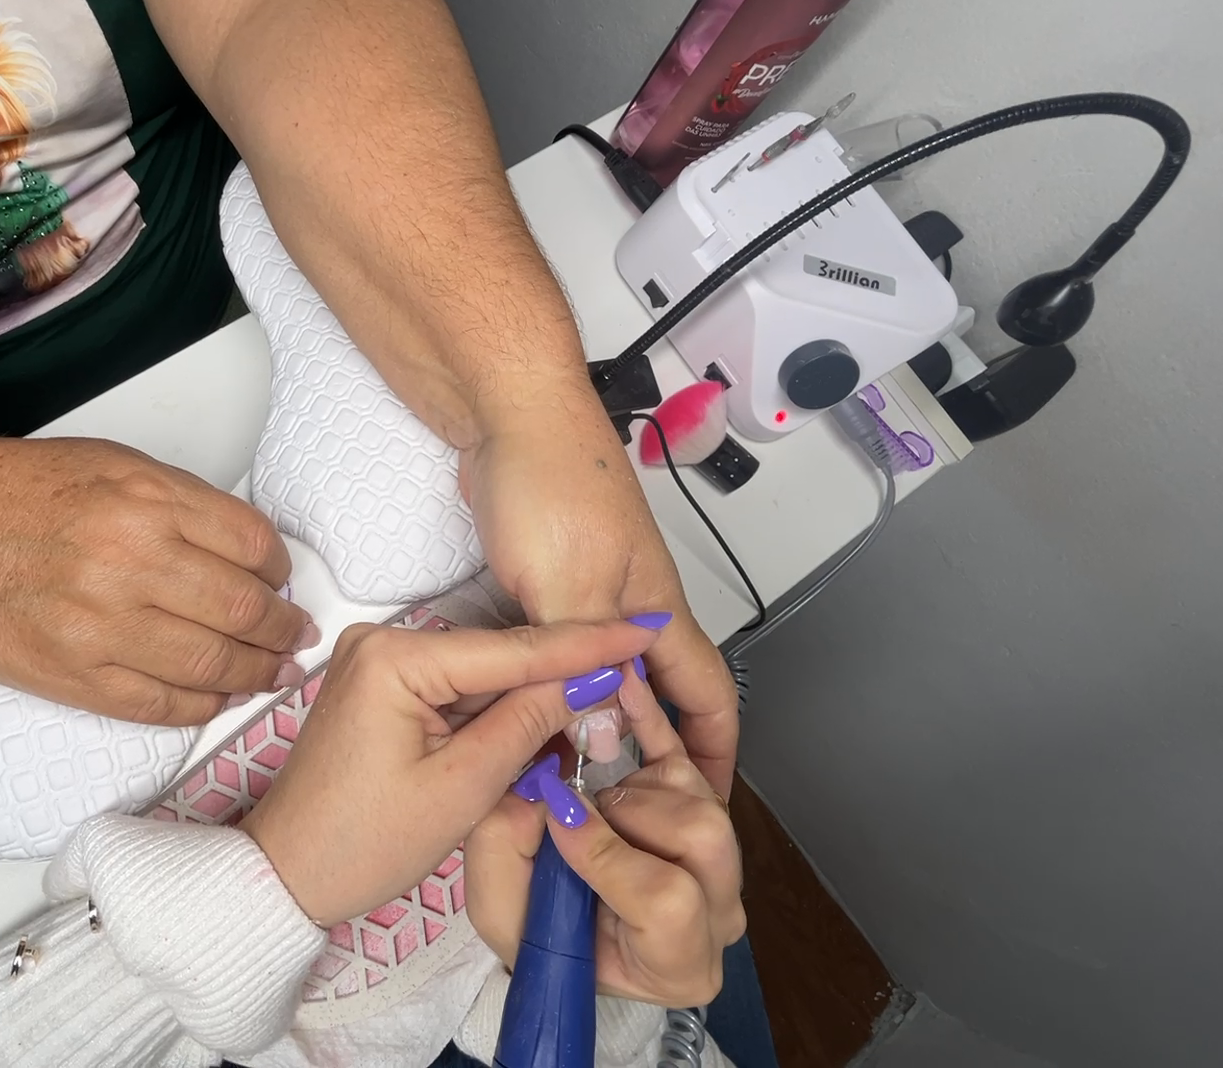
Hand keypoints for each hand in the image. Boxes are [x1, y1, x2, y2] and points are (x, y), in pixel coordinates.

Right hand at [0, 436, 316, 725]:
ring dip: (258, 674)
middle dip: (285, 630)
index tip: (284, 583)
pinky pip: (159, 706)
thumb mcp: (120, 469)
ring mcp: (100, 626)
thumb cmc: (28, 491)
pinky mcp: (72, 676)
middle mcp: (130, 562)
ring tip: (277, 673)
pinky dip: (202, 707)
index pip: (253, 545)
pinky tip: (221, 699)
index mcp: (149, 502)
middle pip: (244, 610)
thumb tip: (253, 559)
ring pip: (211, 665)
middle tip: (298, 638)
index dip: (282, 571)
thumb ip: (188, 507)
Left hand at [240, 617, 660, 925]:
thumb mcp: (460, 789)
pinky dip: (496, 703)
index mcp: (395, 659)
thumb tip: (587, 682)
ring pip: (479, 670)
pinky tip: (544, 710)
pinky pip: (454, 684)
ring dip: (533, 688)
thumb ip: (525, 725)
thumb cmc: (363, 843)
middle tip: (636, 665)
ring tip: (604, 692)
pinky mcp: (383, 681)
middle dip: (564, 668)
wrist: (289, 870)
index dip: (585, 641)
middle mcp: (383, 641)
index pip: (511, 648)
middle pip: (496, 654)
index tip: (645, 625)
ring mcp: (380, 658)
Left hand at [461, 407, 739, 794]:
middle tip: (616, 802)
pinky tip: (528, 704)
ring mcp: (586, 590)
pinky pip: (561, 647)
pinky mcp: (547, 577)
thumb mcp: (570, 584)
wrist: (509, 417)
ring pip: (601, 670)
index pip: (706, 693)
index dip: (713, 750)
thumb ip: (590, 661)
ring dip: (593, 715)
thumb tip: (609, 739)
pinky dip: (553, 680)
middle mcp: (629, 606)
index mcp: (655, 610)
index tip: (703, 804)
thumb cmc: (553, 487)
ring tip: (566, 768)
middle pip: (653, 690)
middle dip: (646, 746)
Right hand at [466, 667, 745, 1007]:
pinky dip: (652, 717)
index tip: (555, 818)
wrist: (553, 914)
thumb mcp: (499, 908)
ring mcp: (720, 861)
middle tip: (575, 801)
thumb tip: (543, 783)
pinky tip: (624, 682)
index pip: (669, 901)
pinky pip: (687, 754)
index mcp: (674, 963)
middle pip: (701, 839)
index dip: (607, 851)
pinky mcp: (700, 804)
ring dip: (632, 784)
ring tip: (589, 787)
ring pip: (701, 800)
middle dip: (625, 810)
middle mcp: (716, 916)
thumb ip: (509, 847)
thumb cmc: (532, 926)